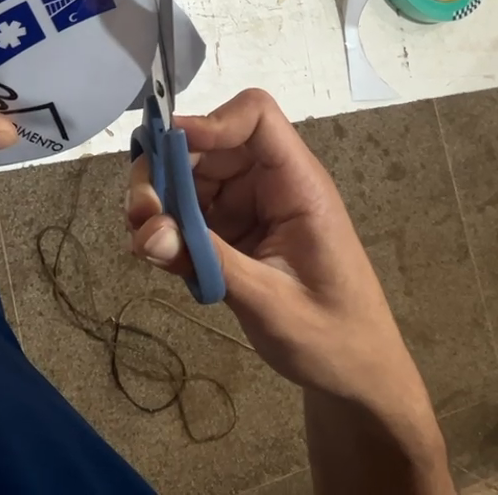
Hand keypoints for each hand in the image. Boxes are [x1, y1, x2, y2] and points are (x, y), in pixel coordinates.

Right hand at [124, 90, 431, 424]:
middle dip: (162, 172)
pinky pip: (183, 209)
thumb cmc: (335, 340)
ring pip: (184, 175)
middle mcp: (266, 183)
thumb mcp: (272, 303)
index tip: (166, 153)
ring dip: (156, 201)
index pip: (256, 117)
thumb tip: (147, 233)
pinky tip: (155, 255)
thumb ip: (209, 261)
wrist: (355, 380)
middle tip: (141, 216)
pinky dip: (162, 227)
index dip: (209, 121)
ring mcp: (244, 205)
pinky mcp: (227, 229)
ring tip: (144, 243)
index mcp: (297, 185)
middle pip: (202, 145)